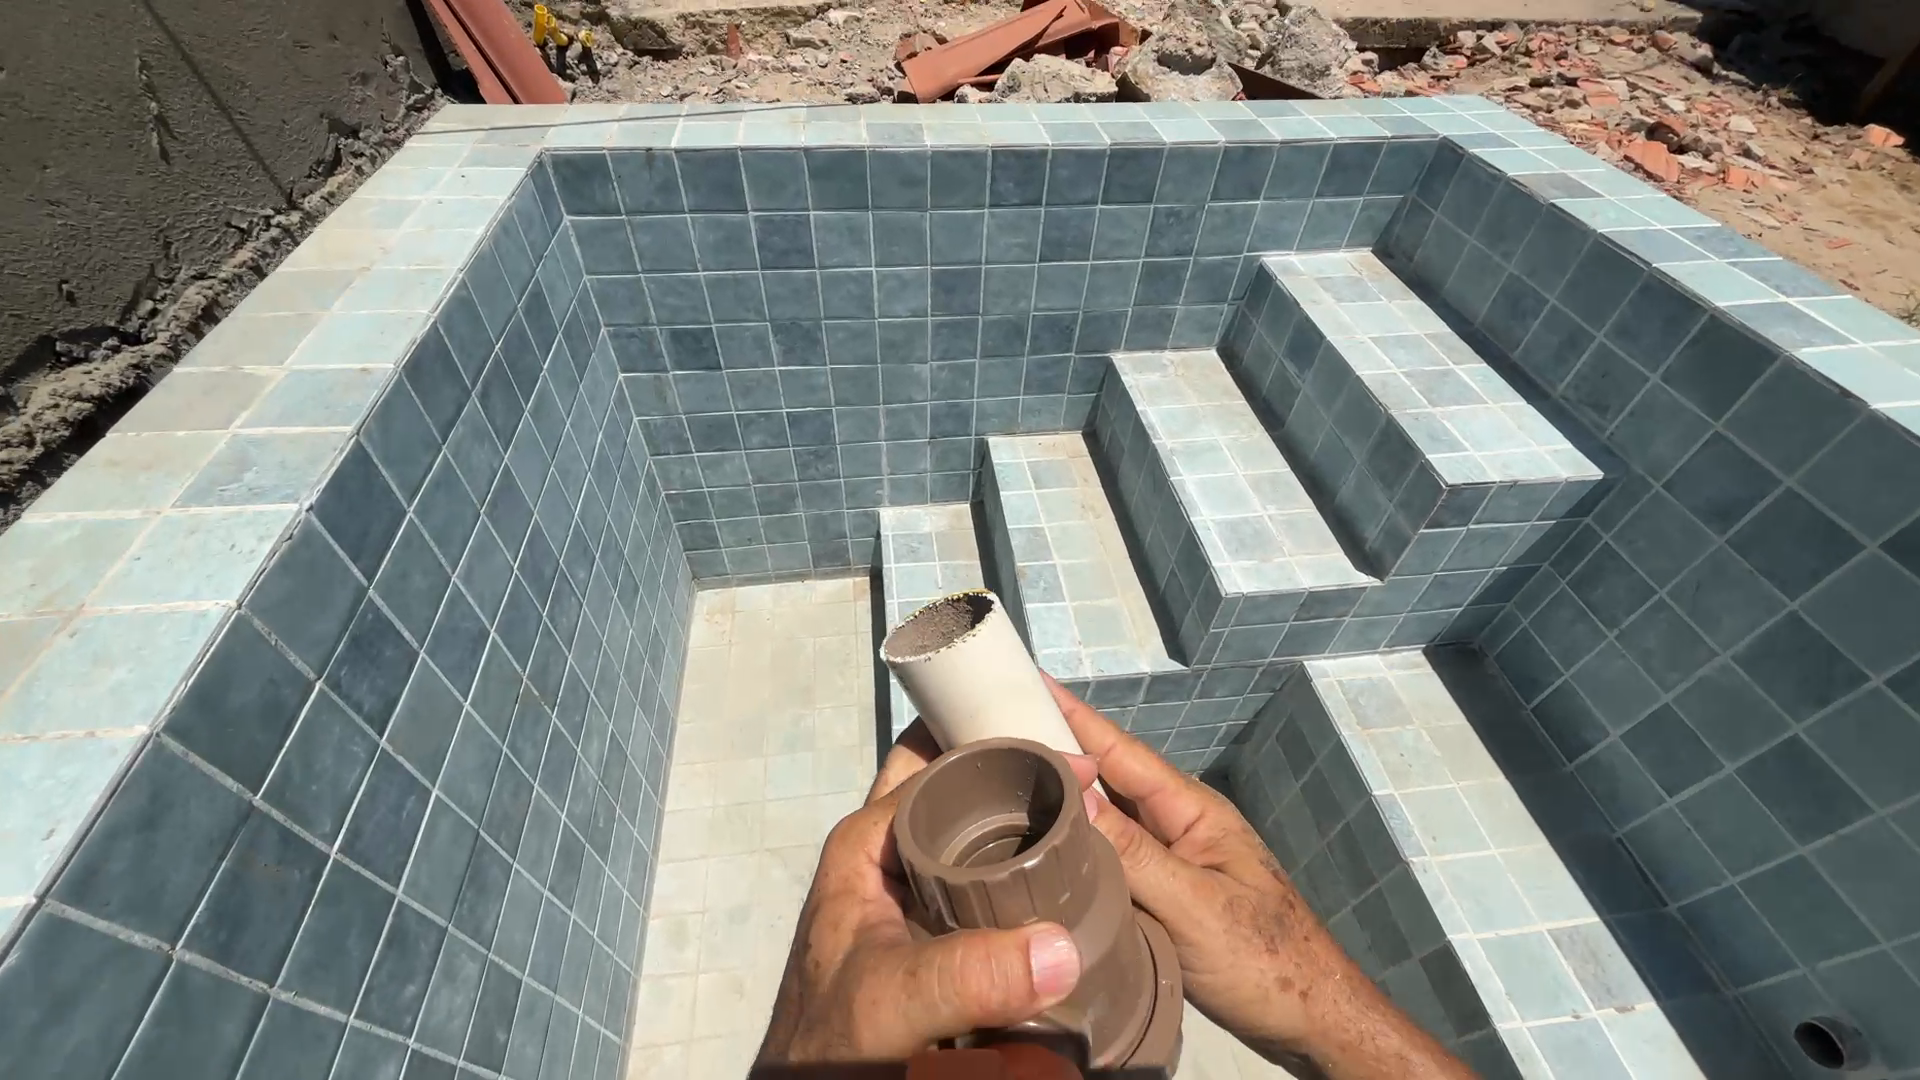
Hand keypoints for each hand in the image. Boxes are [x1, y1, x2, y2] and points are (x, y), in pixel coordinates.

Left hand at [755, 721, 1097, 1064]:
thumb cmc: (832, 1038)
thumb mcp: (892, 998)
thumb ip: (967, 973)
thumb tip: (1062, 948)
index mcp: (868, 839)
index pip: (935, 766)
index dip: (997, 748)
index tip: (1066, 756)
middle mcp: (888, 850)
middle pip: (951, 786)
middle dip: (1006, 769)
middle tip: (1074, 772)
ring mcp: (908, 886)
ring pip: (965, 827)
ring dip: (1013, 814)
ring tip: (1078, 812)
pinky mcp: (928, 923)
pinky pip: (976, 874)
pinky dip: (1014, 863)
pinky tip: (1056, 872)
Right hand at [1043, 676, 1473, 1079]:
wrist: (1314, 1018)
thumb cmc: (1263, 958)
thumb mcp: (1196, 906)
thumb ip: (1135, 854)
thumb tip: (1074, 795)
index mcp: (1188, 808)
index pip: (1120, 750)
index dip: (1075, 715)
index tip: (1032, 680)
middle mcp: (1174, 821)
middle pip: (1109, 774)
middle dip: (1061, 746)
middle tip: (999, 730)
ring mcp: (1169, 854)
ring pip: (1107, 812)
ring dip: (1066, 792)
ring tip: (1010, 776)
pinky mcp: (1162, 888)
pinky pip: (1111, 850)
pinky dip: (1078, 837)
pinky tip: (1048, 842)